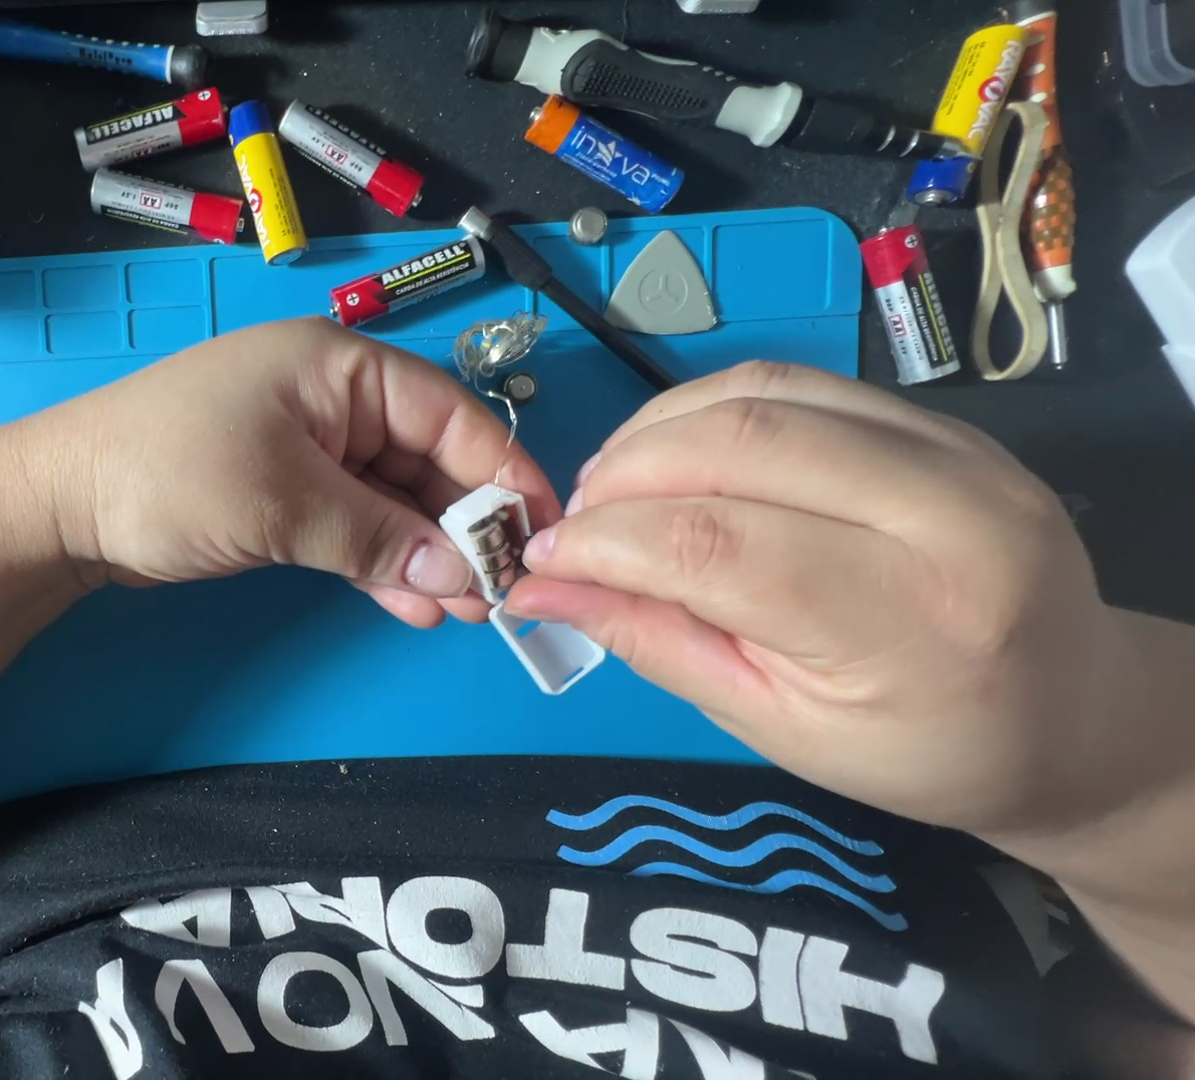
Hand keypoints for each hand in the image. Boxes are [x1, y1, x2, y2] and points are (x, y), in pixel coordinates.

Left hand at [23, 317, 558, 628]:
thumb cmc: (175, 475)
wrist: (69, 506)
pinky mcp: (289, 496)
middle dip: (462, 526)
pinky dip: (382, 564)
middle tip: (499, 591)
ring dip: (426, 554)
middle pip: (425, 462)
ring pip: (392, 502)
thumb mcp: (285, 502)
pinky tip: (414, 605)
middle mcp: (334, 403)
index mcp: (340, 369)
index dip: (502, 473)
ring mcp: (311, 452)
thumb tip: (463, 577)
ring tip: (463, 611)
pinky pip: (354, 526)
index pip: (448, 414)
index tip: (541, 532)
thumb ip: (379, 538)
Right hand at [504, 361, 1125, 838]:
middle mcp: (945, 513)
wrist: (1073, 712)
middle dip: (618, 479)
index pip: (713, 546)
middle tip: (573, 526)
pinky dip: (699, 409)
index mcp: (906, 620)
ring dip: (650, 434)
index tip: (541, 563)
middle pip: (733, 445)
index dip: (601, 544)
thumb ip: (647, 640)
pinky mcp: (936, 422)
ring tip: (611, 488)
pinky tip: (668, 455)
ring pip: (756, 395)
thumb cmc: (910, 745)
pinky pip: (790, 382)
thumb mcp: (764, 719)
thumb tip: (535, 592)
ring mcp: (953, 450)